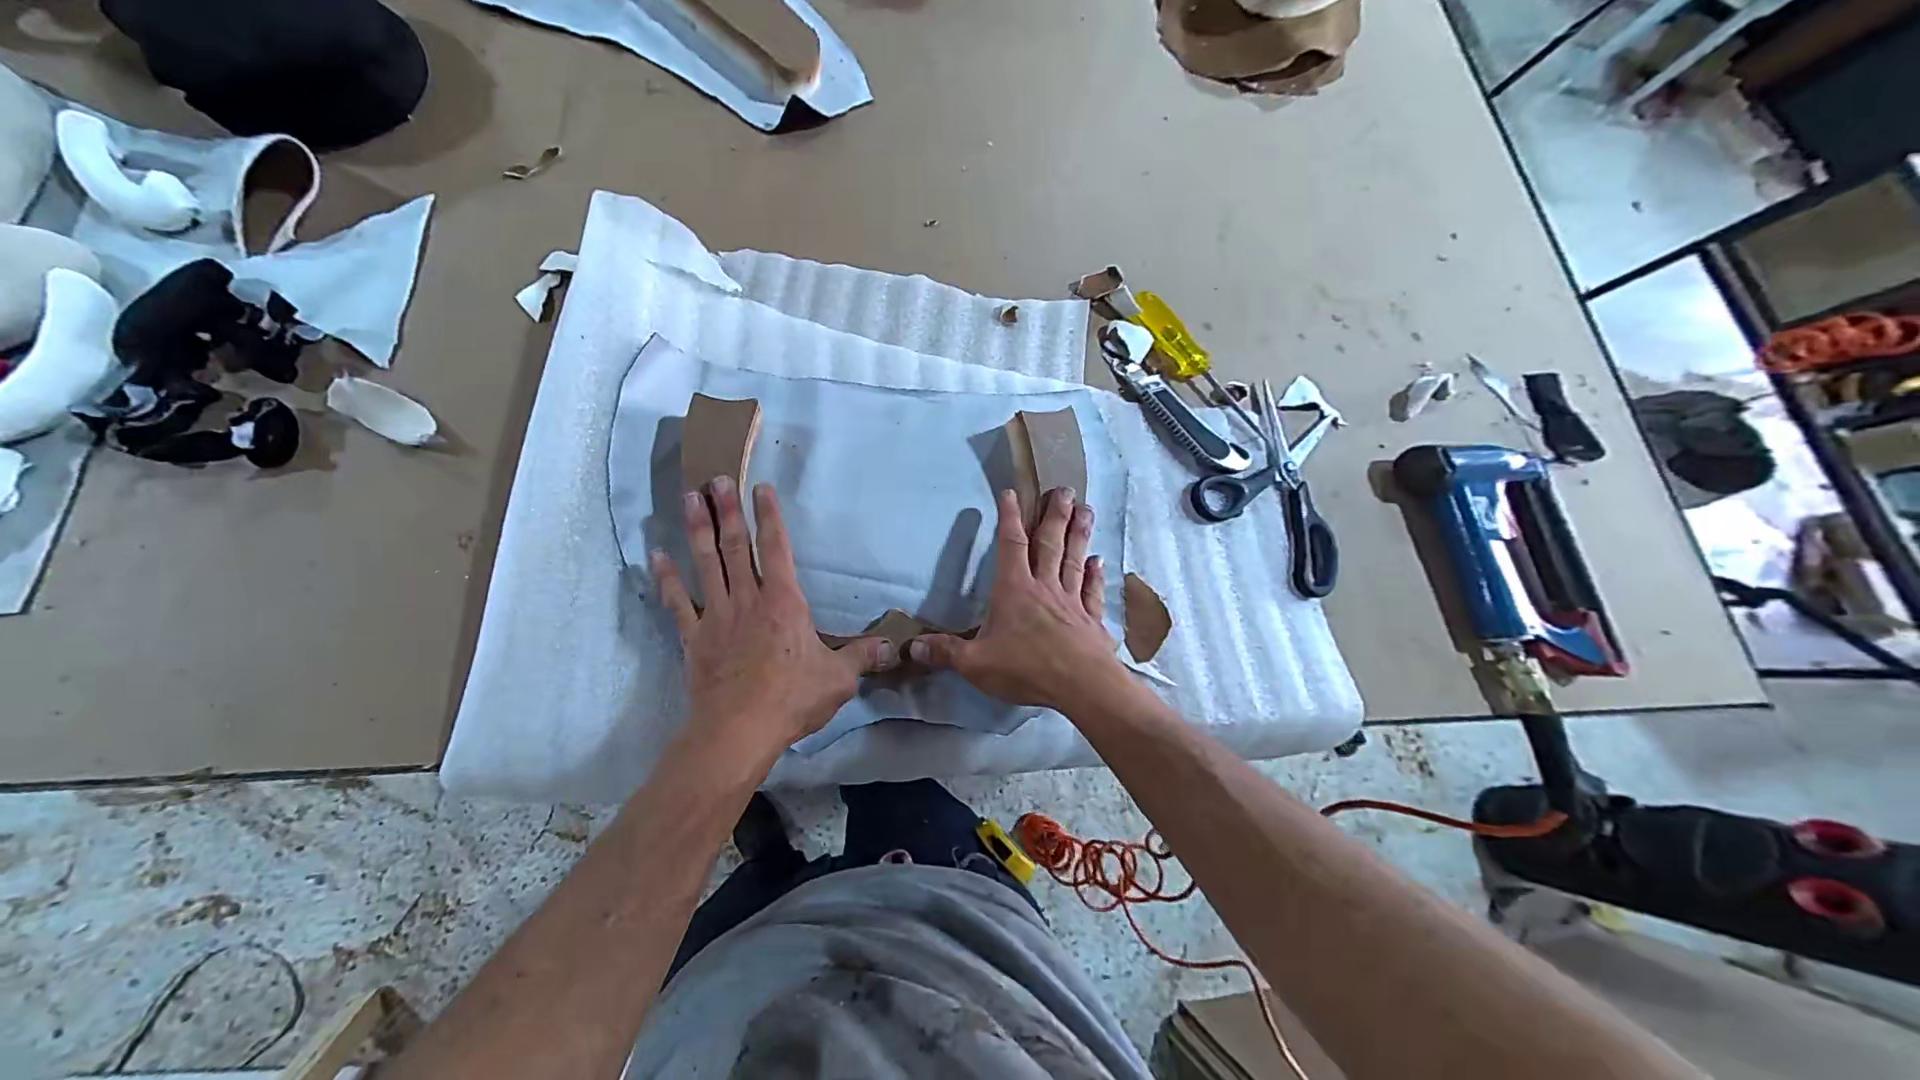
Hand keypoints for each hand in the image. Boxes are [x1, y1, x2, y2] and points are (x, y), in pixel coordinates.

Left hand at [651, 477, 895, 762]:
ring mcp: (716, 616)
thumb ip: (861, 657)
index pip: (776, 549)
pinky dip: (667, 578)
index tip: (761, 489)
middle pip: (735, 547)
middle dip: (727, 511)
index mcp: (784, 603)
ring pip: (705, 563)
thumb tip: (891, 647)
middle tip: (717, 480)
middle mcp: (748, 600)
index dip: (770, 517)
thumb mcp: (838, 678)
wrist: (739, 729)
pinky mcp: (693, 638)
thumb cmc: (792, 699)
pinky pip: (677, 602)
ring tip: (688, 497)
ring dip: (697, 529)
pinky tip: (657, 555)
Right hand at [911, 487, 1130, 712]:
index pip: (1011, 545)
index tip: (1012, 493)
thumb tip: (913, 647)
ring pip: (1074, 560)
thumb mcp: (976, 663)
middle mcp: (1044, 588)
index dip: (1009, 517)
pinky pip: (1092, 591)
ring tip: (1086, 510)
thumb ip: (946, 652)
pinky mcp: (1091, 621)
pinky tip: (1099, 561)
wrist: (1082, 685)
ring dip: (1079, 534)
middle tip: (1066, 490)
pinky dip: (1095, 574)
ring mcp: (1072, 602)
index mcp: (1014, 590)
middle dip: (1055, 515)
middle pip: (1050, 544)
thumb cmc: (1026, 669)